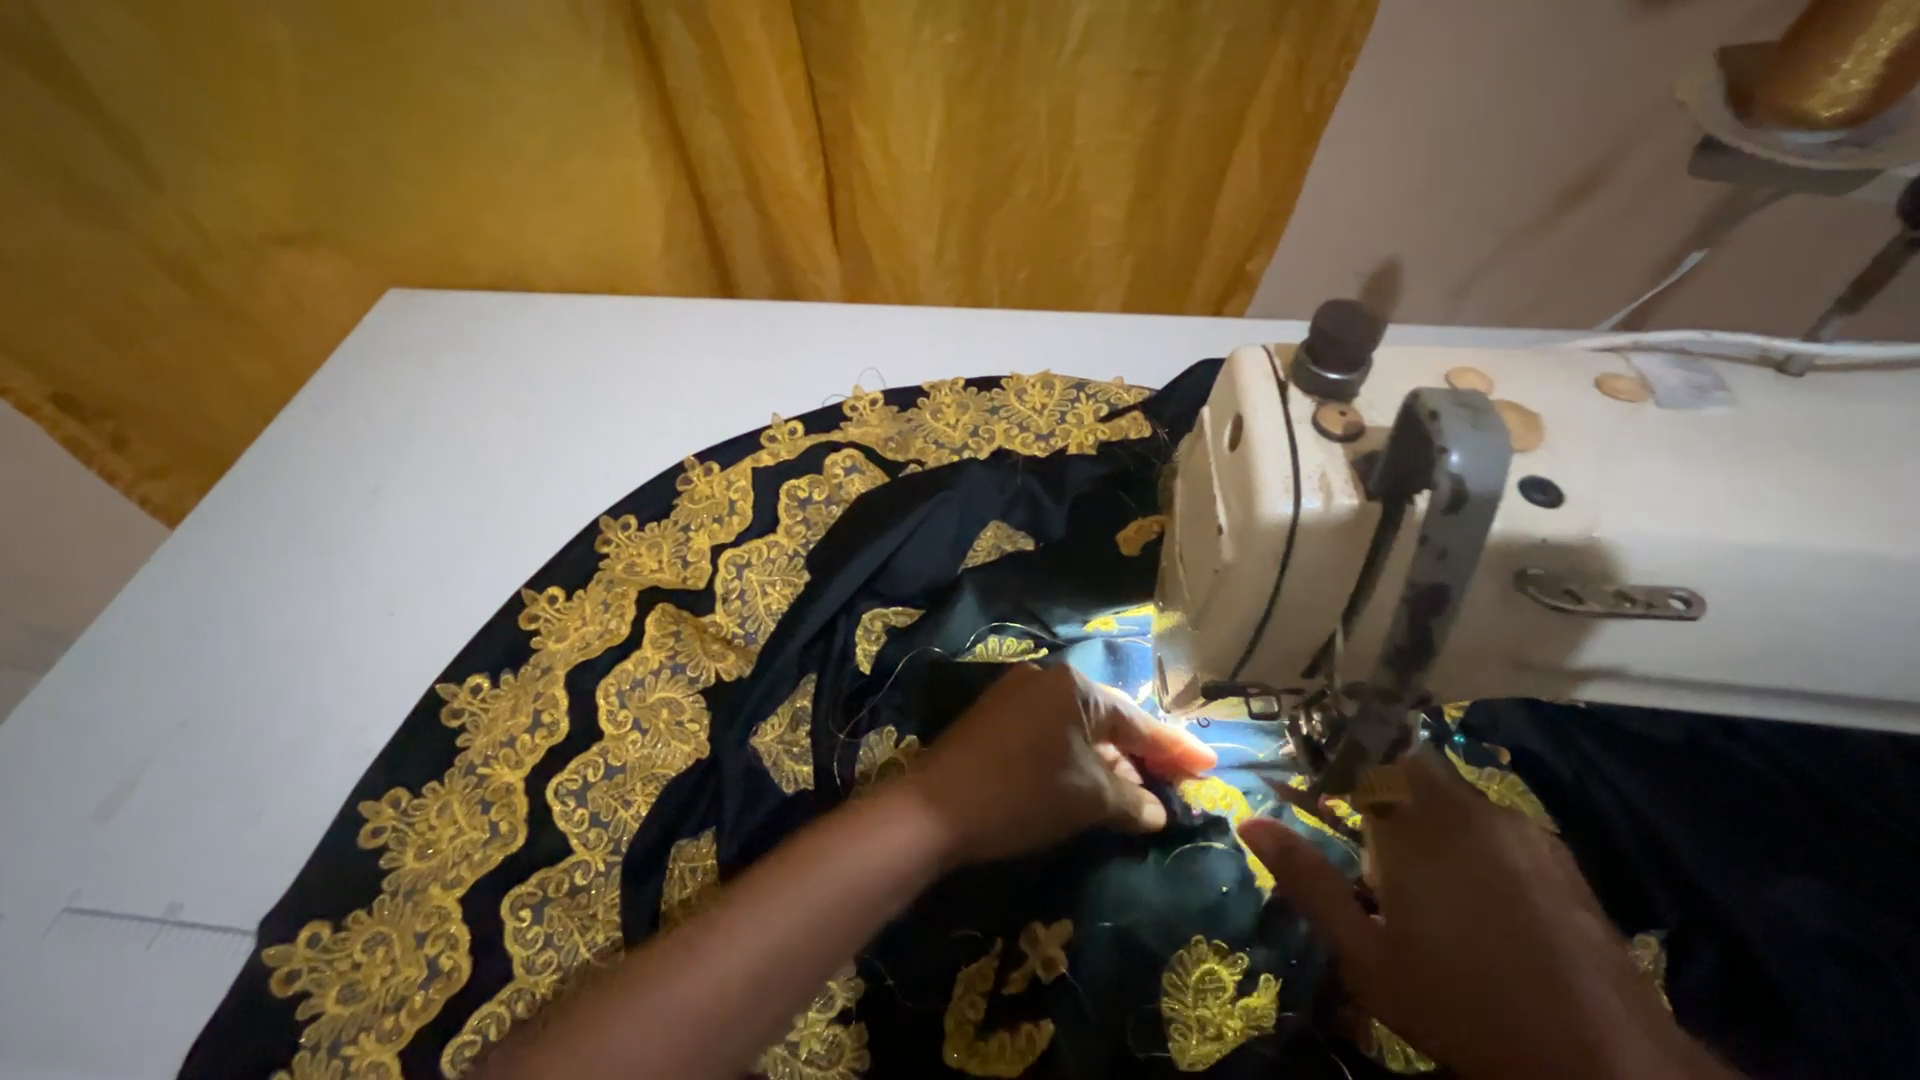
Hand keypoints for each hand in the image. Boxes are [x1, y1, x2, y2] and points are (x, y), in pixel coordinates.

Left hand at [906, 663, 1216, 864]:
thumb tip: (1157, 811)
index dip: (1176, 748)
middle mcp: (1045, 679)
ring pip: (1077, 729)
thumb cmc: (1022, 794)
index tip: (1209, 765)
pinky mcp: (993, 719)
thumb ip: (1132, 800)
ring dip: (1106, 762)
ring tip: (1135, 794)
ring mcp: (1014, 695)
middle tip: (1175, 782)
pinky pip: (1049, 734)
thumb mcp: (1088, 799)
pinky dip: (1074, 759)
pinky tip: (1086, 785)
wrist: (932, 809)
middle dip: (1141, 755)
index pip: (1138, 721)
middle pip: (1108, 720)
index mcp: (1075, 687)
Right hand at [1239, 749, 1739, 1079]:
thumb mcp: (1366, 956)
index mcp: (1414, 826)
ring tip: (1412, 877)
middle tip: (1359, 838)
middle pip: (1409, 765)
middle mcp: (1467, 810)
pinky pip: (1491, 821)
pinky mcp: (1556, 854)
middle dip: (1377, 786)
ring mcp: (1519, 829)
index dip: (1336, 760)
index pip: (1365, 754)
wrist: (1602, 1057)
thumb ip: (1308, 882)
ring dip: (1421, 813)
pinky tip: (1469, 894)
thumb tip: (1250, 822)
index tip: (1315, 789)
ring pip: (1452, 793)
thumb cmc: (1460, 1004)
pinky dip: (1465, 836)